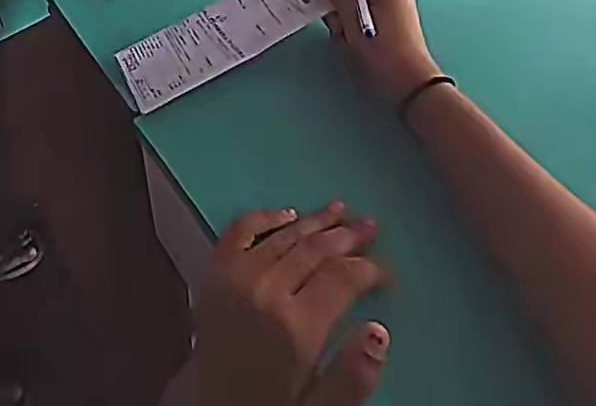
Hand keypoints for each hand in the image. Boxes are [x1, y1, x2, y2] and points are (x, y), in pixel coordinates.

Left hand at [190, 204, 389, 405]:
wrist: (210, 405)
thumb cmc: (267, 403)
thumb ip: (351, 377)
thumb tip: (380, 332)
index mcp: (296, 326)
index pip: (342, 279)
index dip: (369, 269)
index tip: (385, 270)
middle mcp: (267, 289)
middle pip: (316, 249)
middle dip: (348, 236)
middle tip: (369, 225)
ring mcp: (237, 273)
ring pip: (286, 235)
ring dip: (315, 220)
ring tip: (339, 209)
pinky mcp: (215, 267)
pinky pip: (242, 228)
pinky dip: (266, 217)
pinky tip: (288, 213)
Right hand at [312, 0, 441, 108]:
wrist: (412, 89)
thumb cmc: (380, 54)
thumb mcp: (351, 21)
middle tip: (322, 12)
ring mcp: (393, 1)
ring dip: (341, 7)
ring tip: (339, 32)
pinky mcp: (392, 17)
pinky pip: (364, 6)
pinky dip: (351, 16)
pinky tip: (348, 37)